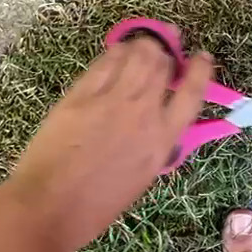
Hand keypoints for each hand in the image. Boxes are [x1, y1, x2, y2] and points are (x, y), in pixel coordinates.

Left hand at [6, 36, 213, 249]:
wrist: (50, 207)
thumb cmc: (98, 205)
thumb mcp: (143, 176)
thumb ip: (154, 144)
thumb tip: (156, 124)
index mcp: (162, 139)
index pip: (192, 92)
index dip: (200, 69)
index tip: (202, 57)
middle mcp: (142, 112)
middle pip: (162, 63)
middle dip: (166, 50)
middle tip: (163, 47)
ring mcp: (110, 99)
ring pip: (136, 54)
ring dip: (143, 45)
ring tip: (141, 47)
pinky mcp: (80, 94)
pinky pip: (104, 63)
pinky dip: (115, 53)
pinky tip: (115, 55)